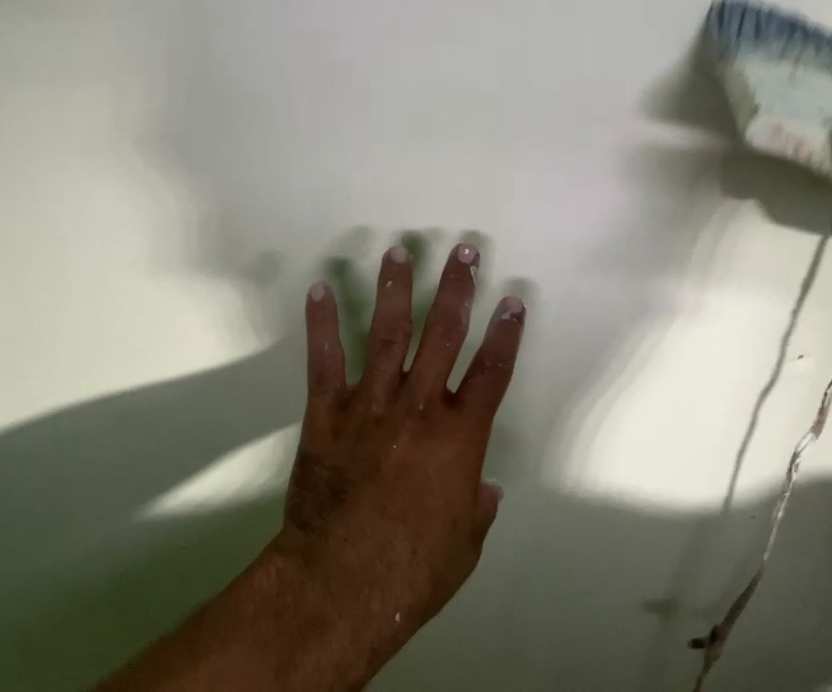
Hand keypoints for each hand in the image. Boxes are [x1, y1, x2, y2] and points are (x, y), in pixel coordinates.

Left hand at [271, 242, 525, 659]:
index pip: (492, 371)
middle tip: (462, 250)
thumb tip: (485, 490)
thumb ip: (477, 508)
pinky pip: (325, 360)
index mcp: (460, 436)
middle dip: (456, 288)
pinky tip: (319, 288)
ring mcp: (370, 405)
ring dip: (394, 289)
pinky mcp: (327, 413)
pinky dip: (321, 323)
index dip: (505, 332)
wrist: (339, 582)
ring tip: (397, 251)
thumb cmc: (412, 569)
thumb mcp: (465, 544)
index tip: (511, 299)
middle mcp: (419, 407)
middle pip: (443, 334)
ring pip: (387, 333)